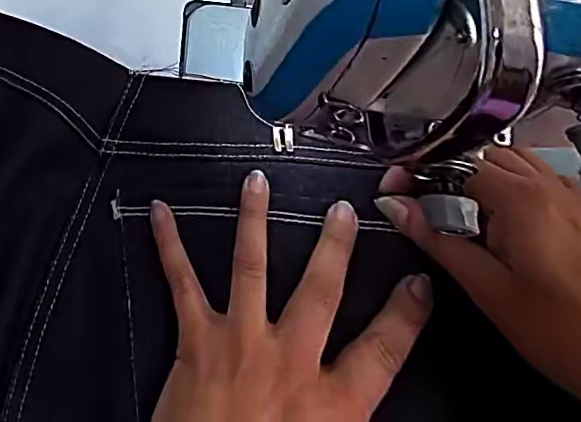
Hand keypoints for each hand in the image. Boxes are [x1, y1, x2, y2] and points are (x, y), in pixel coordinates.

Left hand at [151, 169, 434, 421]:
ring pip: (252, 264)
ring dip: (254, 217)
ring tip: (257, 181)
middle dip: (335, 247)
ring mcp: (241, 344)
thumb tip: (365, 407)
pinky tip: (161, 212)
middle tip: (343, 210)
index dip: (405, 316)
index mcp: (328, 406)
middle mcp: (288, 363)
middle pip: (320, 291)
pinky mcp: (197, 342)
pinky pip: (182, 282)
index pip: (381, 352)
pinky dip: (169, 244)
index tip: (419, 282)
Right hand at [375, 148, 580, 421]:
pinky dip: (515, 184)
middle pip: (482, 157)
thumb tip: (397, 206)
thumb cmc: (563, 332)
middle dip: (448, 175)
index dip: (420, 175)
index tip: (396, 190)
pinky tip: (509, 220)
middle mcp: (546, 185)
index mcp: (520, 196)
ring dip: (482, 177)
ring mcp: (570, 197)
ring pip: (512, 162)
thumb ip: (438, 239)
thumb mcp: (489, 289)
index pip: (454, 164)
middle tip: (425, 207)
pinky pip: (540, 177)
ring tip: (465, 215)